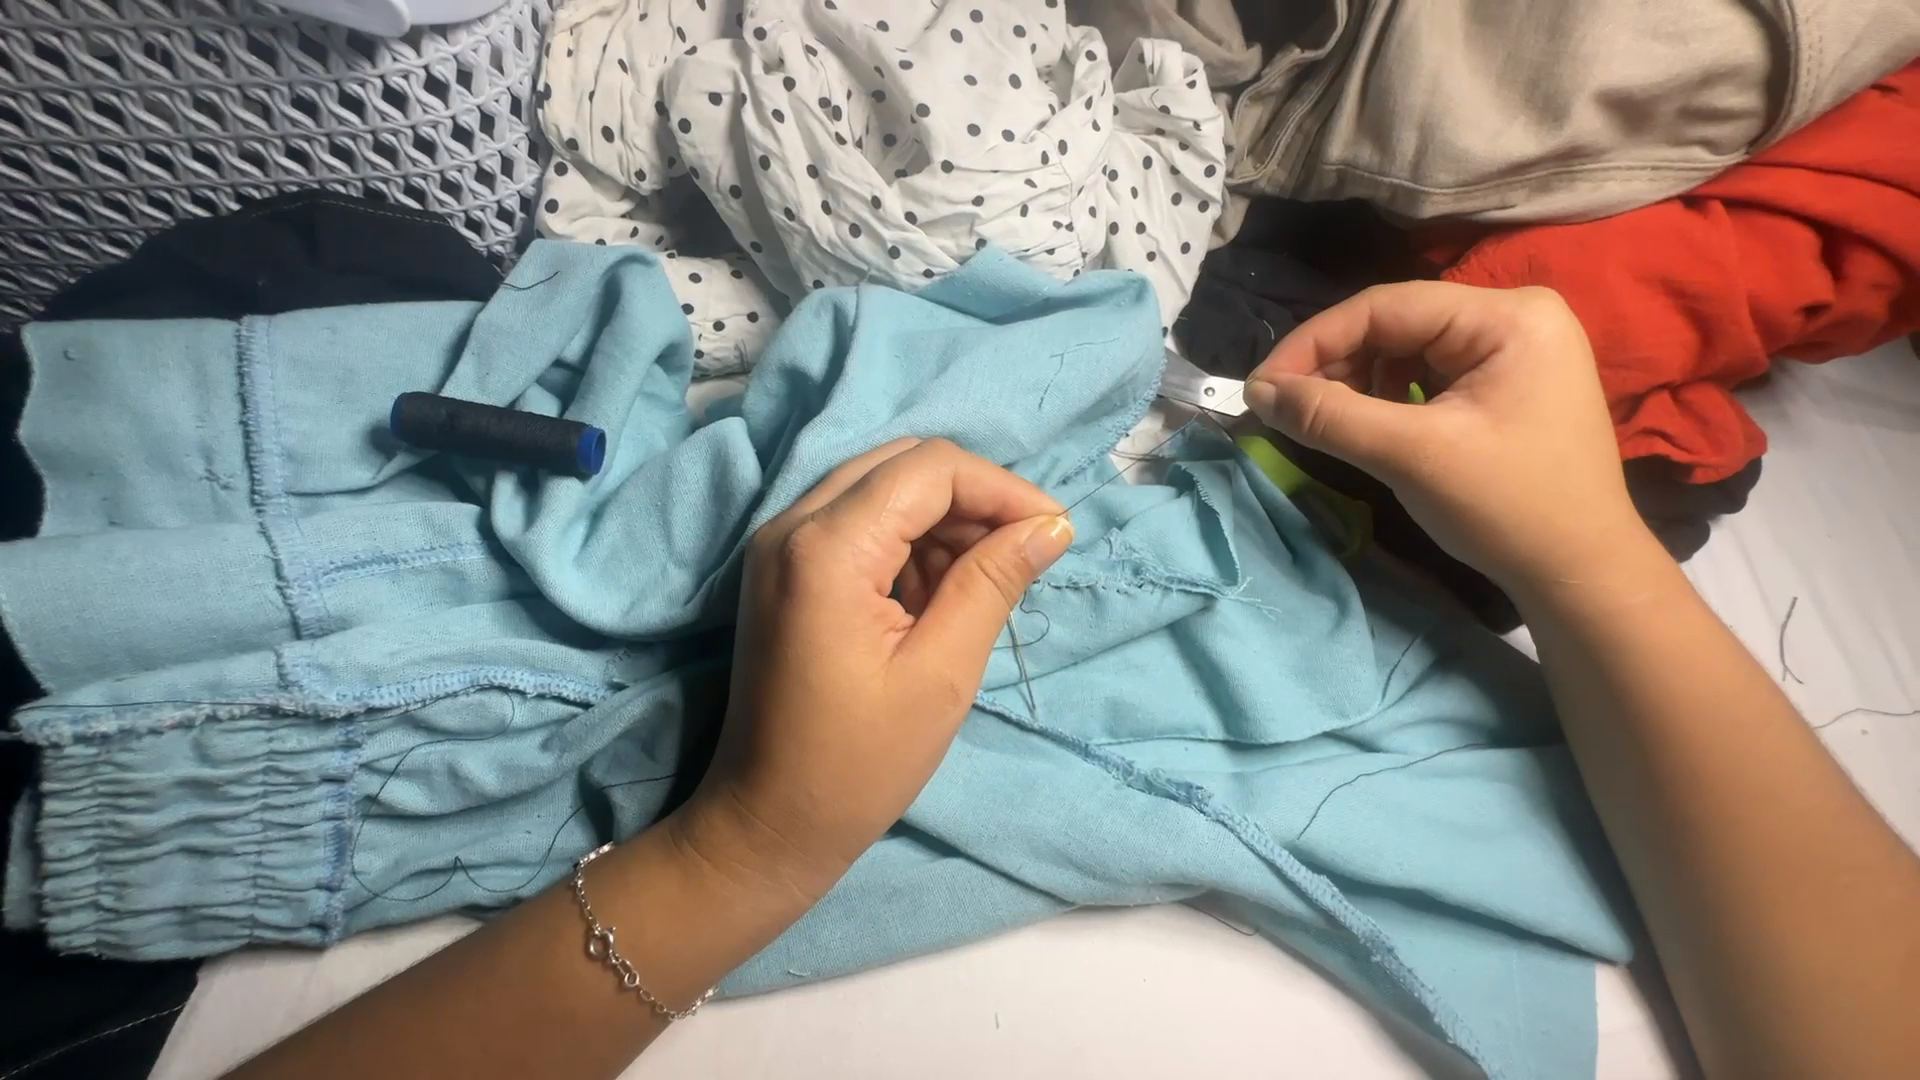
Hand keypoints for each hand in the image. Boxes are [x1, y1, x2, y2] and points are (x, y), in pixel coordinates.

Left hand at [673, 438, 1074, 898]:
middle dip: (974, 498)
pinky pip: (860, 522)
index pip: (929, 469)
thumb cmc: (858, 764)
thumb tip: (1051, 526)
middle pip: (903, 466)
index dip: (1001, 488)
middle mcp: (793, 523)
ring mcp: (781, 543)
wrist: (768, 821)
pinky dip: (910, 541)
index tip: (1053, 530)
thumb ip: (993, 583)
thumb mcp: (941, 674)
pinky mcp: (785, 566)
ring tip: (986, 579)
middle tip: (1023, 551)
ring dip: (944, 520)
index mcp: (826, 548)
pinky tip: (940, 590)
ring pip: (883, 487)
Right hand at [1245, 282, 1652, 597]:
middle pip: (1391, 322)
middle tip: (1282, 407)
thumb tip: (1257, 393)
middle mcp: (1511, 316)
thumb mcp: (1410, 456)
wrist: (1576, 569)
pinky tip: (1361, 422)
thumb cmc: (1506, 507)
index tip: (1260, 388)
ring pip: (1399, 347)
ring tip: (1318, 418)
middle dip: (1329, 363)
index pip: (1383, 307)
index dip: (1312, 342)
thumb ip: (1329, 417)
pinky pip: (1418, 372)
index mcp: (1507, 317)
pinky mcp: (1498, 380)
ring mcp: (1508, 348)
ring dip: (1349, 379)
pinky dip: (1377, 394)